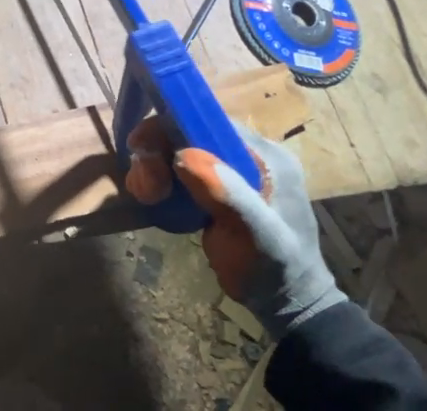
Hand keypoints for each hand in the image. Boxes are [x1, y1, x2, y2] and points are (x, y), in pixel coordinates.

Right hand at [124, 119, 344, 337]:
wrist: (284, 306)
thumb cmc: (276, 268)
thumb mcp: (257, 232)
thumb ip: (228, 194)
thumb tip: (184, 155)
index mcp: (265, 156)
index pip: (208, 120)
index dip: (170, 125)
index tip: (142, 147)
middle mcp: (244, 155)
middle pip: (184, 132)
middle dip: (156, 152)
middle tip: (145, 184)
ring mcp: (226, 171)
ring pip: (172, 150)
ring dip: (150, 168)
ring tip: (147, 196)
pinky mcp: (210, 188)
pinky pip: (172, 169)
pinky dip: (155, 180)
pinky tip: (154, 200)